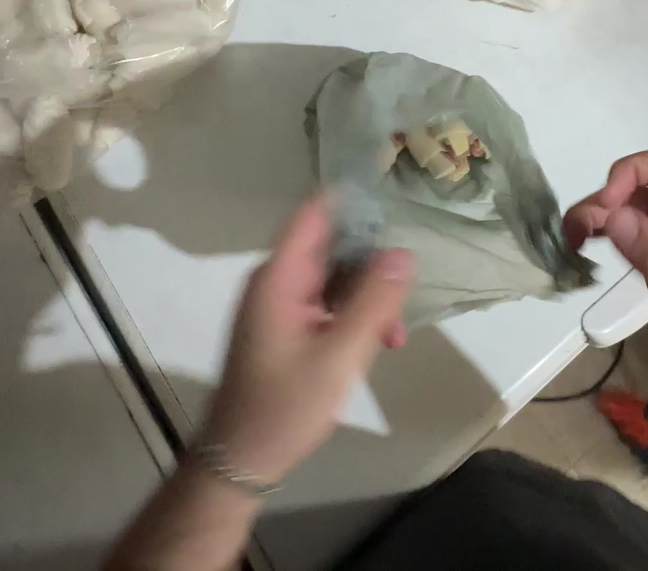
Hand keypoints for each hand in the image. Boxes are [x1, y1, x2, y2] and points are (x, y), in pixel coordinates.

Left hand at [202, 193, 415, 484]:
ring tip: (396, 328)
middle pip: (332, 247)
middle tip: (409, 275)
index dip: (349, 197)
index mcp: (279, 278)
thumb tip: (403, 251)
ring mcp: (281, 305)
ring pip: (335, 278)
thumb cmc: (284, 406)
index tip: (388, 185)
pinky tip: (381, 340)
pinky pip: (328, 303)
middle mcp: (277, 282)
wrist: (238, 464)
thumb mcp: (339, 355)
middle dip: (372, 259)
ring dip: (369, 295)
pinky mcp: (288, 327)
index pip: (313, 215)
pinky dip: (355, 315)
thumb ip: (373, 301)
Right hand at [565, 149, 647, 426]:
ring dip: (598, 218)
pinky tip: (585, 255)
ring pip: (630, 215)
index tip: (603, 208)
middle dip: (603, 199)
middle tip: (574, 235)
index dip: (630, 173)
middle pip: (639, 188)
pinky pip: (630, 244)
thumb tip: (610, 213)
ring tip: (571, 243)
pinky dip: (604, 242)